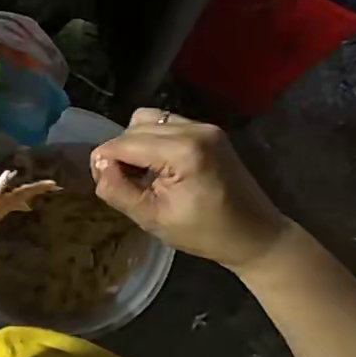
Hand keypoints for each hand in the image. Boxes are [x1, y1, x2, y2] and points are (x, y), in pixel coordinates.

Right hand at [90, 108, 291, 271]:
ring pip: (146, 121)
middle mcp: (193, 129)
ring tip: (139, 173)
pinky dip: (151, 141)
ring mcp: (203, 126)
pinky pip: (165, 124)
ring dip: (134, 144)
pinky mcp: (208, 130)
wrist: (256, 235)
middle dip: (118, 154)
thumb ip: (118, 191)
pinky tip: (156, 166)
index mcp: (183, 151)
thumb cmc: (205, 233)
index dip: (104, 163)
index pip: (123, 143)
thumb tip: (99, 167)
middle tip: (122, 184)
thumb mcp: (152, 219)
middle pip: (132, 129)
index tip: (106, 186)